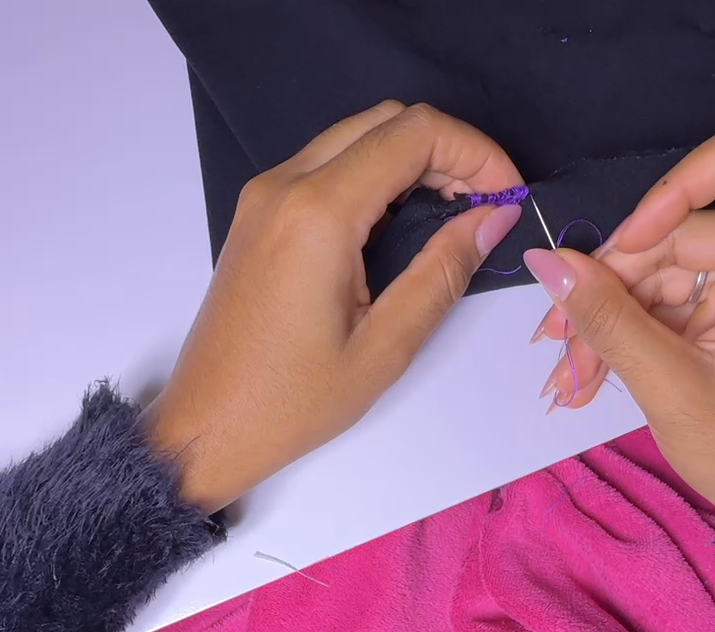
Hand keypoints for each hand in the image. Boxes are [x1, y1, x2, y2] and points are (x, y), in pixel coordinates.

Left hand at [146, 102, 523, 511]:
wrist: (208, 425)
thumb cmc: (290, 403)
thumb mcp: (383, 349)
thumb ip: (442, 273)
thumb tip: (492, 217)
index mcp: (317, 215)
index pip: (414, 135)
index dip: (476, 153)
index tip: (507, 197)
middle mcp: (284, 187)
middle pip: (385, 123)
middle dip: (448, 151)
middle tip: (483, 208)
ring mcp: (263, 198)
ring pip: (353, 139)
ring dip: (411, 163)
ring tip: (451, 218)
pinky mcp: (257, 218)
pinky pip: (325, 169)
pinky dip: (373, 179)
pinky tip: (398, 227)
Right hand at [524, 107, 714, 583]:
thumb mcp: (672, 386)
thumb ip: (608, 319)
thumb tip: (545, 262)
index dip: (682, 181)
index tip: (628, 244)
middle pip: (684, 227)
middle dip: (613, 282)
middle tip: (557, 338)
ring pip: (662, 269)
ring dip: (606, 317)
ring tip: (565, 372)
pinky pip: (665, 302)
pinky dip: (623, 335)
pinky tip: (583, 375)